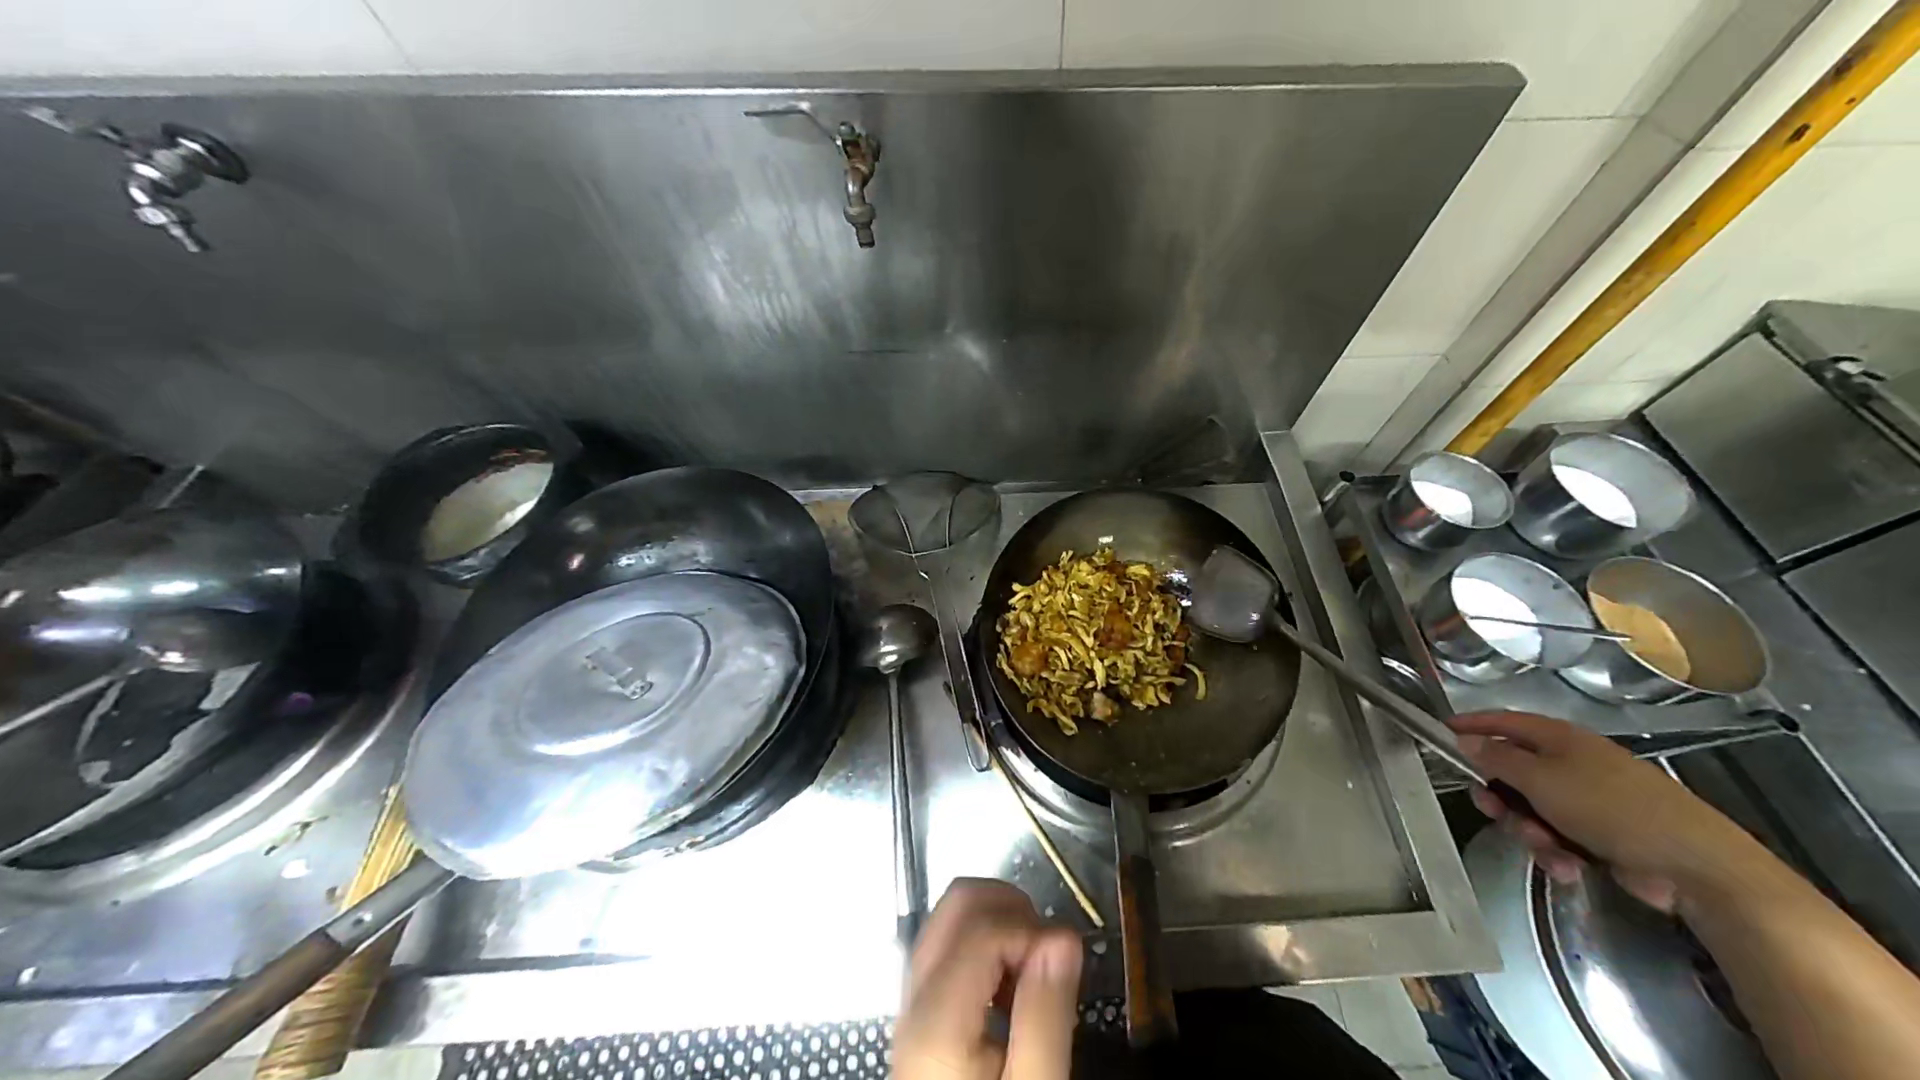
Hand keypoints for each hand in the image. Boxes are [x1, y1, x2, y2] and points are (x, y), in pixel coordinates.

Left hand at [894, 878, 1083, 1079]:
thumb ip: (1046, 1015)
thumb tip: (1063, 935)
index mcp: (939, 1016)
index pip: (983, 927)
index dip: (1032, 930)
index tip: (1068, 964)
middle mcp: (916, 992)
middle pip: (960, 901)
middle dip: (1013, 909)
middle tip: (1050, 956)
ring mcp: (913, 995)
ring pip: (953, 914)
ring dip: (1001, 922)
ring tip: (1034, 976)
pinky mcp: (921, 1006)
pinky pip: (950, 942)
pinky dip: (986, 941)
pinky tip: (1010, 989)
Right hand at [1452, 710, 1757, 910]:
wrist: (1697, 867)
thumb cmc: (1612, 808)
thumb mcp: (1541, 779)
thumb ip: (1497, 758)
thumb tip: (1466, 739)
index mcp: (1561, 739)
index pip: (1504, 721)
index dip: (1472, 725)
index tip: (1442, 732)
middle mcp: (1574, 763)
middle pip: (1513, 771)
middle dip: (1498, 794)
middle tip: (1488, 807)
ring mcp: (1591, 800)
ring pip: (1532, 809)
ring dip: (1529, 830)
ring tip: (1545, 846)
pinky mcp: (1604, 835)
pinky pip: (1559, 836)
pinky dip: (1557, 851)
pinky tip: (1568, 865)